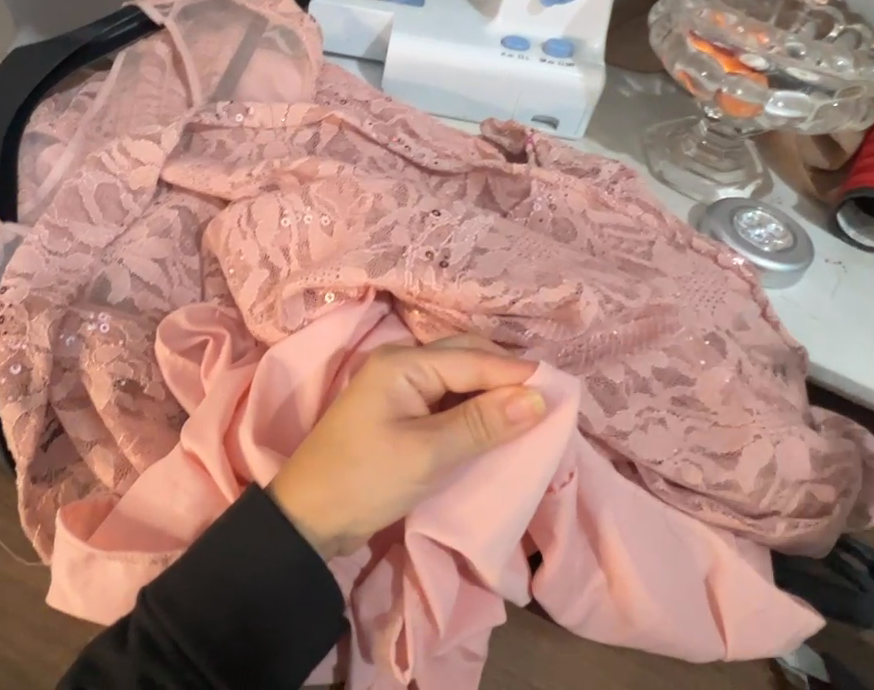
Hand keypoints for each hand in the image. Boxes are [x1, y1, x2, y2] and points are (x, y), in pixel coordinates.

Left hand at [268, 336, 548, 557]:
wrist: (308, 516)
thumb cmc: (365, 480)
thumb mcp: (428, 454)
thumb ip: (483, 423)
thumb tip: (539, 398)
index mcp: (405, 363)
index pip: (476, 360)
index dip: (519, 376)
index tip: (565, 395)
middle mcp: (402, 362)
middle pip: (468, 358)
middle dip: (506, 379)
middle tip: (549, 406)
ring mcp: (399, 384)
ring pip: (459, 376)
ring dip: (491, 393)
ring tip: (530, 416)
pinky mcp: (399, 409)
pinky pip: (446, 396)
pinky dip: (473, 408)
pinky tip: (495, 426)